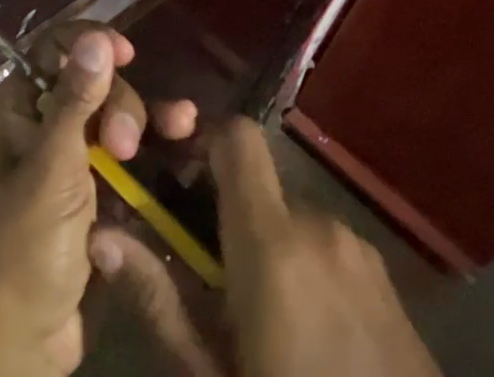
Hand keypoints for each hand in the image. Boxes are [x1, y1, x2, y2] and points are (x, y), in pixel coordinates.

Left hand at [0, 24, 197, 376]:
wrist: (18, 337)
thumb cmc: (22, 248)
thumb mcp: (50, 171)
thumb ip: (74, 103)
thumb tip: (93, 37)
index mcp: (13, 115)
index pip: (49, 54)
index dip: (86, 44)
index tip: (126, 53)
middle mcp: (37, 131)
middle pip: (90, 87)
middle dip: (120, 103)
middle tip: (124, 147)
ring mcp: (66, 166)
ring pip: (113, 123)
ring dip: (147, 119)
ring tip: (183, 126)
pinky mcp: (91, 200)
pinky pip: (124, 163)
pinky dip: (151, 153)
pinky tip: (181, 146)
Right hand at [90, 118, 438, 376]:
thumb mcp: (210, 370)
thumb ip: (157, 297)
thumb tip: (101, 236)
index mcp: (272, 241)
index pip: (237, 140)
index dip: (203, 142)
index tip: (174, 176)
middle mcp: (321, 229)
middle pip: (258, 188)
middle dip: (225, 214)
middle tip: (203, 272)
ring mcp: (364, 255)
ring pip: (293, 222)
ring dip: (266, 246)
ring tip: (253, 314)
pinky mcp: (393, 284)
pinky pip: (329, 251)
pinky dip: (305, 269)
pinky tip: (304, 332)